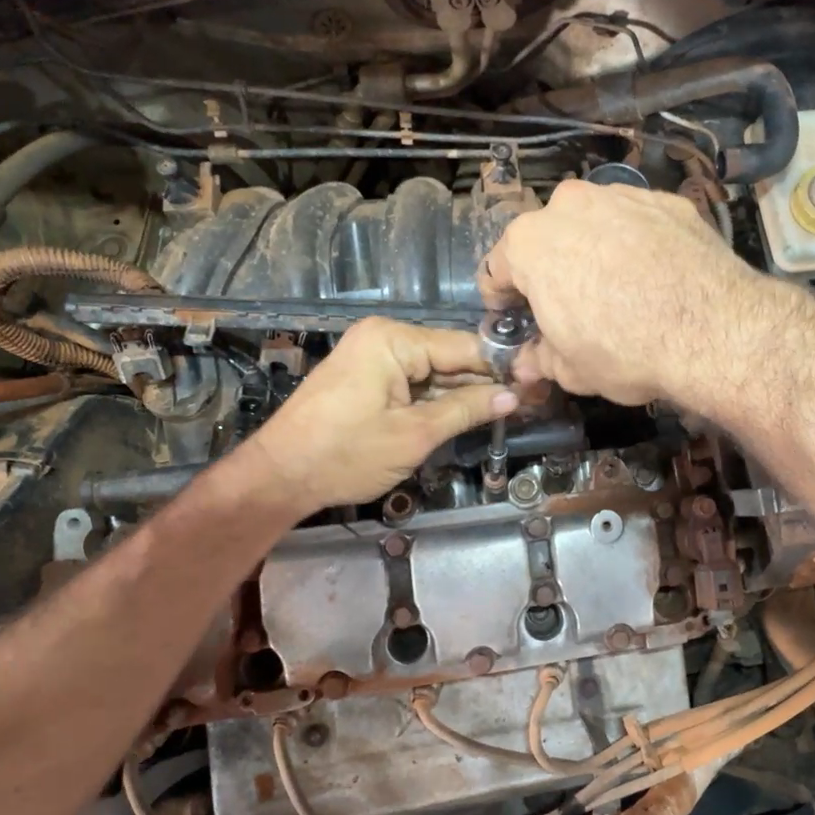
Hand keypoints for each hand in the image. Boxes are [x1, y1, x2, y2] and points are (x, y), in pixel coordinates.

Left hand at [246, 319, 517, 510]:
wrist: (279, 477)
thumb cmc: (344, 454)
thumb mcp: (413, 434)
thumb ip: (466, 409)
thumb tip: (514, 396)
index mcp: (393, 340)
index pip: (463, 346)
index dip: (501, 368)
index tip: (536, 386)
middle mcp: (385, 338)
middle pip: (450, 357)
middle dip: (485, 383)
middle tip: (528, 404)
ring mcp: (374, 357)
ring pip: (434, 373)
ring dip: (464, 395)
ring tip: (509, 412)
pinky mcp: (369, 378)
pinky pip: (414, 383)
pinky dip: (437, 401)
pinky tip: (470, 415)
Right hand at [478, 180, 761, 406]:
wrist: (714, 331)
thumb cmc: (625, 351)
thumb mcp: (571, 369)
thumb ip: (541, 359)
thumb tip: (527, 364)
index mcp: (530, 243)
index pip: (496, 269)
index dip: (503, 299)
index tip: (516, 318)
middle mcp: (570, 205)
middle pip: (547, 239)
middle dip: (552, 270)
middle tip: (570, 307)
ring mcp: (623, 196)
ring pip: (595, 224)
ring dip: (596, 251)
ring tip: (618, 291)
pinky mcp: (669, 201)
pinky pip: (639, 223)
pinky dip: (639, 244)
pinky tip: (656, 277)